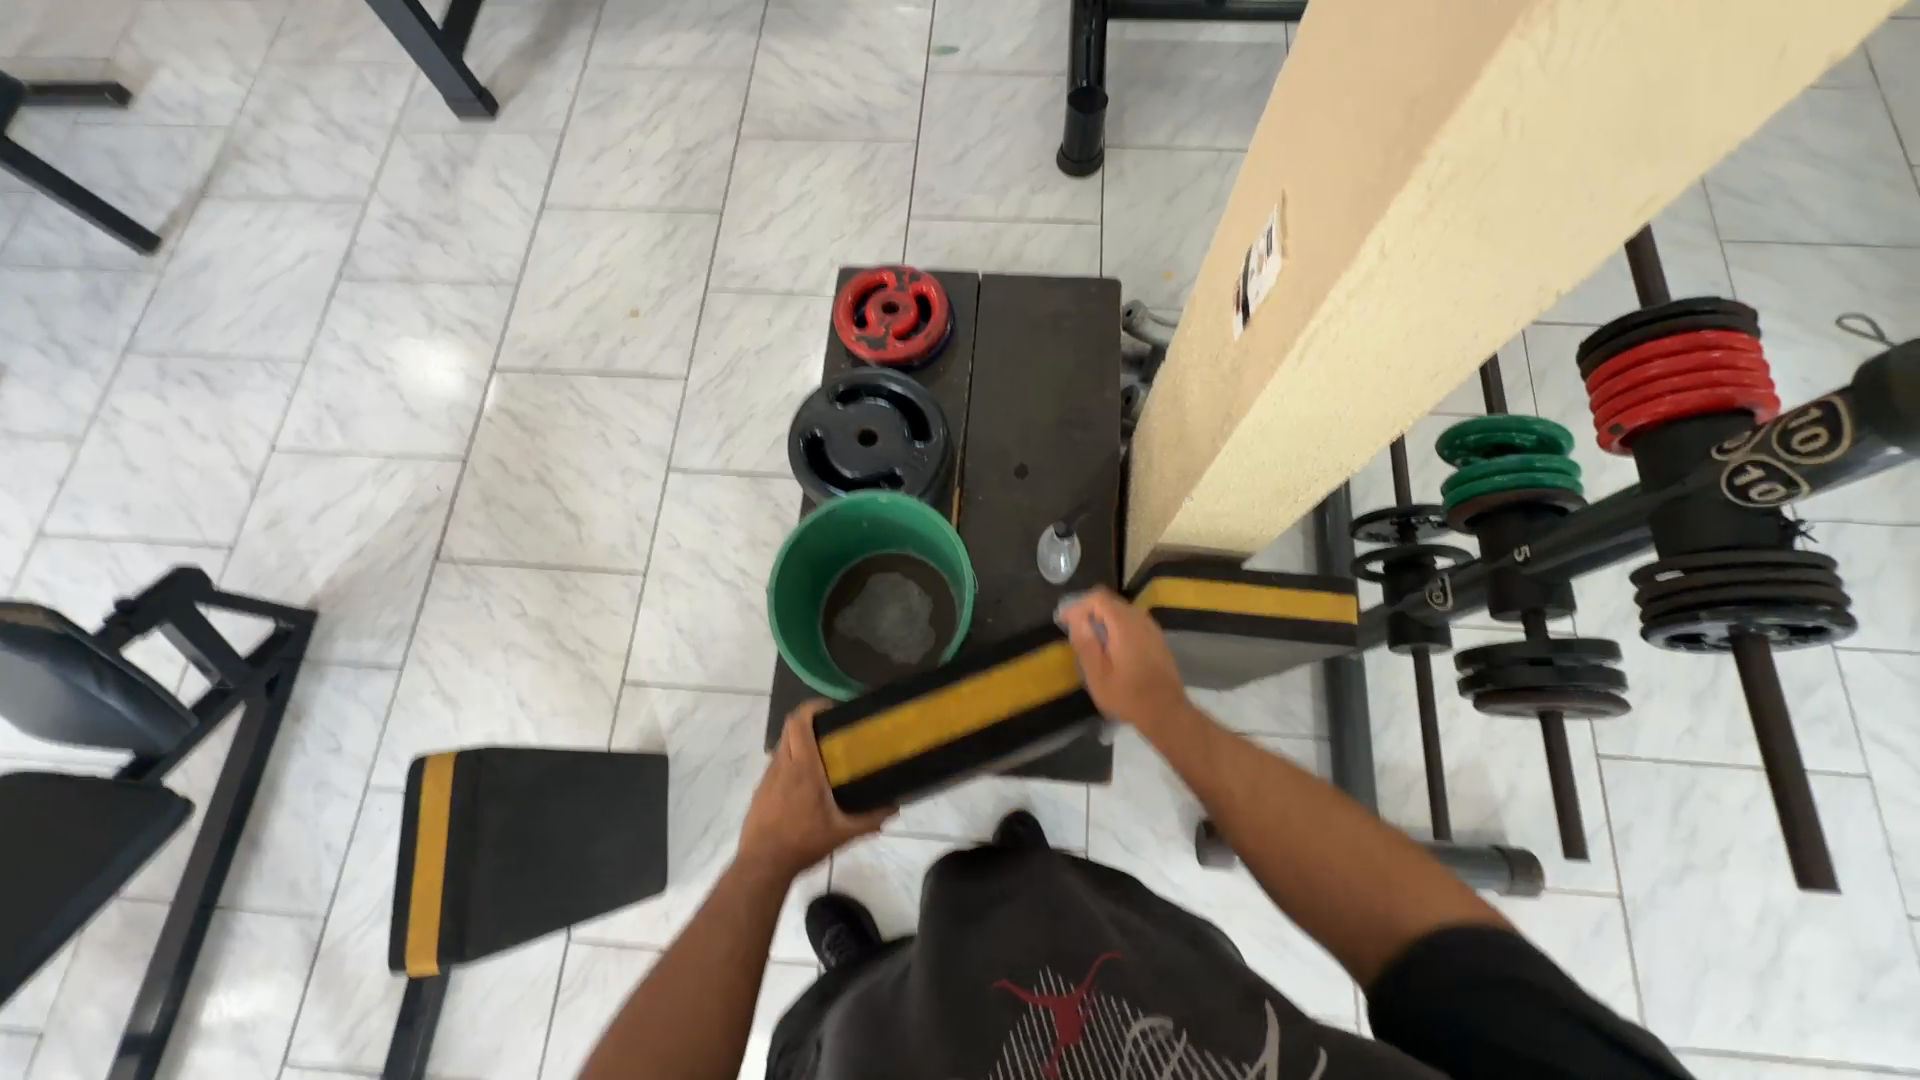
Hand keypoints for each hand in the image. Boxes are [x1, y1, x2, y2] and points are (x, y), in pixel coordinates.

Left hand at [738, 702, 892, 879]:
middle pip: (789, 728)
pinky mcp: (759, 792)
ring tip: (820, 758)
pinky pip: (775, 767)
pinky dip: (789, 764)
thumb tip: (894, 808)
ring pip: (781, 747)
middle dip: (807, 721)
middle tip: (831, 731)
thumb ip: (870, 819)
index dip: (812, 707)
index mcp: (803, 768)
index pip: (799, 723)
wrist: (762, 865)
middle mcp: (782, 766)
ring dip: (798, 743)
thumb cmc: (803, 843)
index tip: (831, 710)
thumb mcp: (842, 833)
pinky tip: (803, 786)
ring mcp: (767, 778)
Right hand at [1056, 587, 1199, 737]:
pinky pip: (1132, 622)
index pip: (1098, 598)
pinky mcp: (1157, 639)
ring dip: (1103, 619)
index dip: (1077, 605)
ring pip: (1122, 611)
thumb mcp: (1097, 674)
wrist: (1166, 712)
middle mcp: (1140, 619)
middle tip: (1074, 630)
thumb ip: (1085, 643)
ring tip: (1091, 639)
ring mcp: (1152, 628)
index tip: (1064, 622)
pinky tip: (1111, 647)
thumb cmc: (1128, 696)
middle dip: (1089, 611)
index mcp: (1124, 625)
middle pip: (1110, 602)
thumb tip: (1075, 618)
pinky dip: (1117, 627)